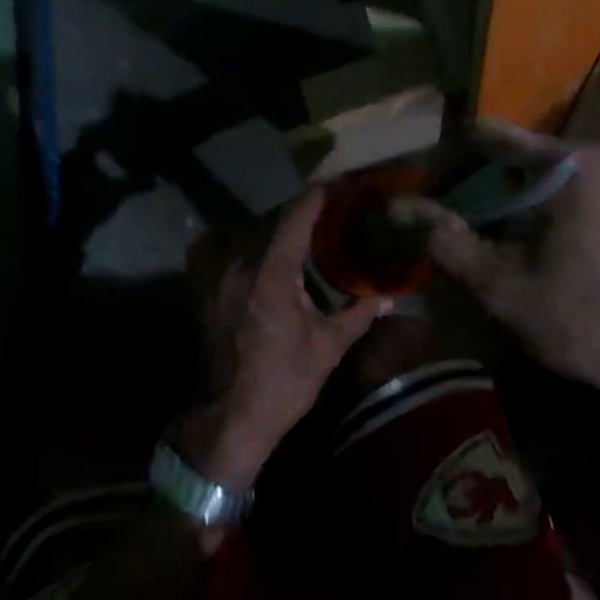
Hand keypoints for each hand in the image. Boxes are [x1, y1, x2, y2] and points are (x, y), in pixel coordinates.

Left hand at [182, 189, 389, 488]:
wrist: (235, 415)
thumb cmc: (285, 381)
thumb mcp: (328, 347)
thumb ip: (358, 315)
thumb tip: (389, 297)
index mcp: (272, 275)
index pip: (295, 220)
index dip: (316, 197)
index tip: (337, 184)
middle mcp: (240, 268)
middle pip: (273, 227)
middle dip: (302, 218)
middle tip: (331, 216)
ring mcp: (219, 281)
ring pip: (252, 243)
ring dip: (278, 237)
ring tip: (307, 240)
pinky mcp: (210, 296)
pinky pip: (233, 260)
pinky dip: (255, 253)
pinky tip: (273, 261)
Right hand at [393, 123, 599, 416]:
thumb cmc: (577, 318)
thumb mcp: (498, 281)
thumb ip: (444, 238)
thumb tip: (394, 206)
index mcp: (571, 162)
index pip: (487, 138)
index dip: (443, 158)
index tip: (410, 178)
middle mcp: (592, 155)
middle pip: (507, 156)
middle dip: (462, 182)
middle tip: (421, 210)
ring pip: (524, 176)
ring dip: (486, 199)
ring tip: (444, 222)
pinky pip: (546, 190)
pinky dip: (514, 209)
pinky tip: (486, 234)